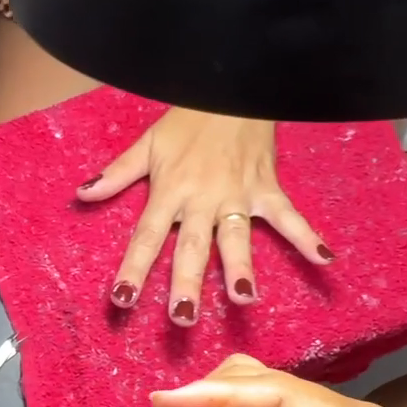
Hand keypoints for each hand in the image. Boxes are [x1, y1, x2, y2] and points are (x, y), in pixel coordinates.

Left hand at [80, 110, 330, 327]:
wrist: (231, 89)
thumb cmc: (186, 123)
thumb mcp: (147, 145)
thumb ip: (116, 174)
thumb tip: (81, 194)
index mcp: (169, 192)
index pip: (146, 237)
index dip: (133, 269)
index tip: (123, 299)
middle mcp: (202, 200)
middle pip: (191, 247)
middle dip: (187, 282)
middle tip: (182, 317)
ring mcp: (237, 196)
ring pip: (237, 238)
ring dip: (241, 268)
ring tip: (243, 298)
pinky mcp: (267, 189)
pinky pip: (288, 216)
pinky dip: (307, 235)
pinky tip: (325, 260)